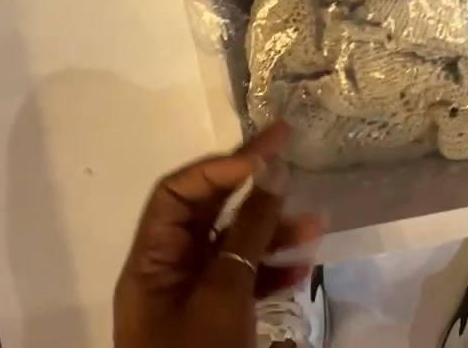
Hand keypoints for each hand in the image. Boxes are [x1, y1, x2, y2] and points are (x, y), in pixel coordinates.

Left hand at [114, 123, 323, 347]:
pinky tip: (304, 266)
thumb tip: (271, 174)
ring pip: (234, 243)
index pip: (177, 193)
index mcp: (152, 262)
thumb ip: (247, 232)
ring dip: (273, 230)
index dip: (218, 168)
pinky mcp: (217, 319)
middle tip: (290, 147)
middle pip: (209, 210)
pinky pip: (245, 278)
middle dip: (252, 183)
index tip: (263, 158)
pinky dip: (273, 268)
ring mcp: (194, 296)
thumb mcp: (223, 295)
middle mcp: (169, 270)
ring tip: (315, 224)